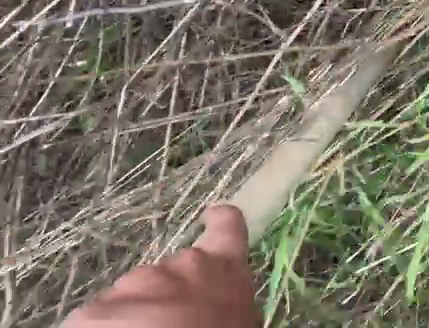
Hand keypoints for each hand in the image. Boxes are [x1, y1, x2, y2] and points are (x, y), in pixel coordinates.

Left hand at [61, 205, 260, 327]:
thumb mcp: (237, 308)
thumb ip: (224, 290)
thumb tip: (215, 297)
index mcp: (225, 262)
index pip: (227, 224)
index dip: (217, 218)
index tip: (208, 215)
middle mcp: (184, 262)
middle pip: (162, 271)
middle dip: (155, 293)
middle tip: (157, 322)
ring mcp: (136, 282)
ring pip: (122, 295)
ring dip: (124, 312)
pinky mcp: (91, 312)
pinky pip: (86, 321)